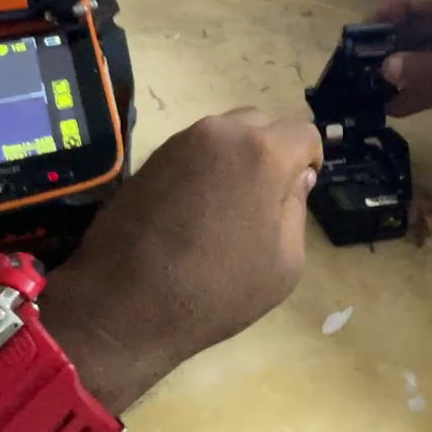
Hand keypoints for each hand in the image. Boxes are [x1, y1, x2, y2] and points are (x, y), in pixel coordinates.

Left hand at [39, 109, 322, 407]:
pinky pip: (196, 148)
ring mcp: (183, 140)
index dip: (308, 162)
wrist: (123, 305)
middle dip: (273, 154)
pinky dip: (206, 166)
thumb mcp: (284, 263)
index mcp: (264, 152)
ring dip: (237, 158)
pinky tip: (195, 208)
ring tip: (226, 206)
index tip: (297, 194)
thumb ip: (296, 209)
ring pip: (227, 134)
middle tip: (263, 201)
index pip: (303, 134)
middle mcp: (223, 132)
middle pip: (264, 126)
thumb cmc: (216, 291)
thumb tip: (295, 177)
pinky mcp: (154, 155)